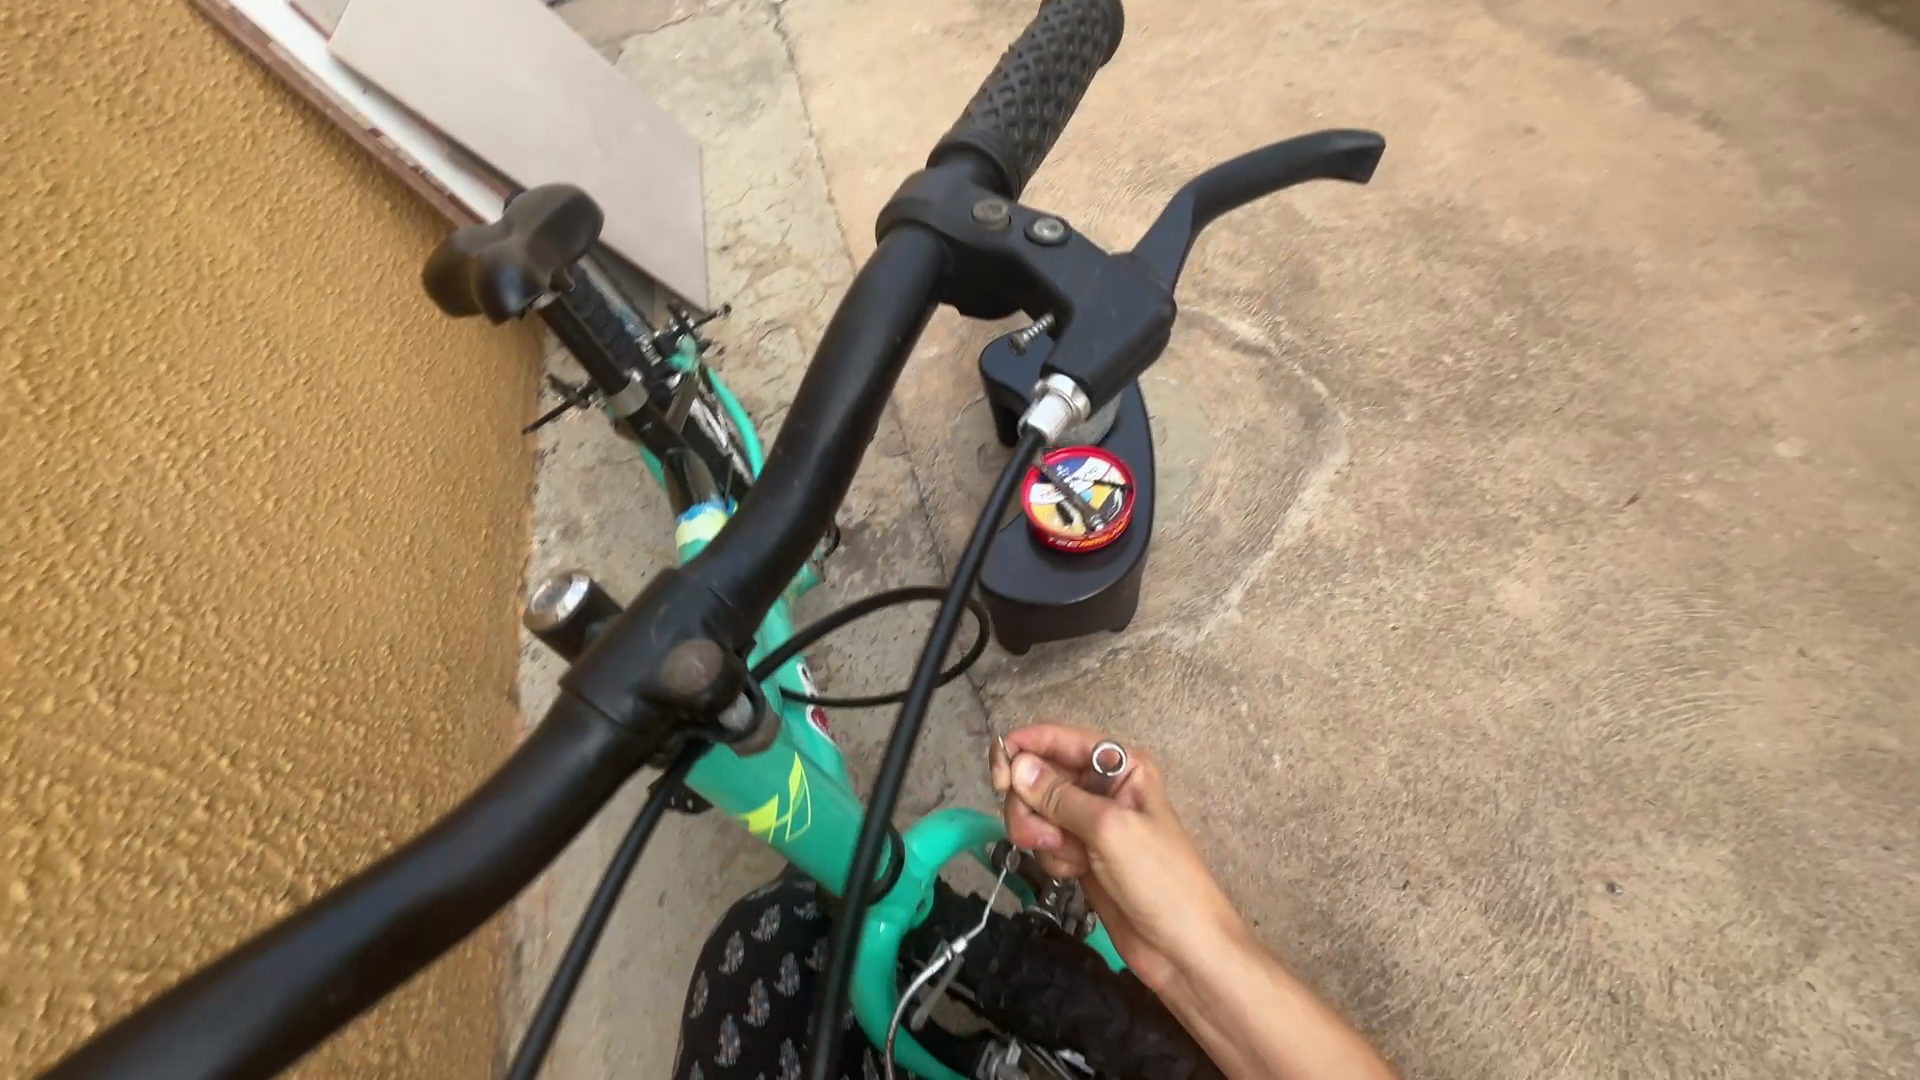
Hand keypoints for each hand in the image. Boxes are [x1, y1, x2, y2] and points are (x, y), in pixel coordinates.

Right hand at [990, 724, 1242, 991]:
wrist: (1184, 950)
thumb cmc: (1161, 880)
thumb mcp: (1109, 830)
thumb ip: (1059, 796)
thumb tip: (1017, 765)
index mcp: (1119, 763)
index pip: (1058, 738)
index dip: (1024, 749)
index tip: (999, 777)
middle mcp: (1101, 784)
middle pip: (1038, 774)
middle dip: (1030, 804)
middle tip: (1037, 835)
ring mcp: (1089, 819)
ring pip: (1035, 809)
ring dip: (1040, 834)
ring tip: (1066, 858)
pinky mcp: (1079, 851)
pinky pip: (1044, 840)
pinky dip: (1051, 856)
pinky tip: (1075, 872)